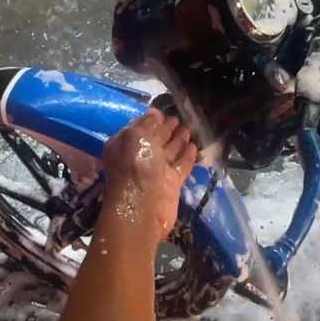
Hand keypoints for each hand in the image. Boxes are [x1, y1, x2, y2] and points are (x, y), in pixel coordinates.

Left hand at [99, 109, 197, 245]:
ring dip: (179, 140)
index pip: (139, 128)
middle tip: (180, 119)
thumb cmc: (136, 167)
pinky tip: (194, 146)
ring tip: (189, 129)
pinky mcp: (170, 185)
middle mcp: (139, 158)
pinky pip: (181, 166)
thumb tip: (155, 113)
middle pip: (155, 140)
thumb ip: (147, 123)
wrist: (144, 208)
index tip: (164, 112)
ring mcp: (156, 172)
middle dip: (167, 129)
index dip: (152, 120)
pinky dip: (187, 156)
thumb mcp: (137, 137)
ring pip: (170, 152)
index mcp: (125, 145)